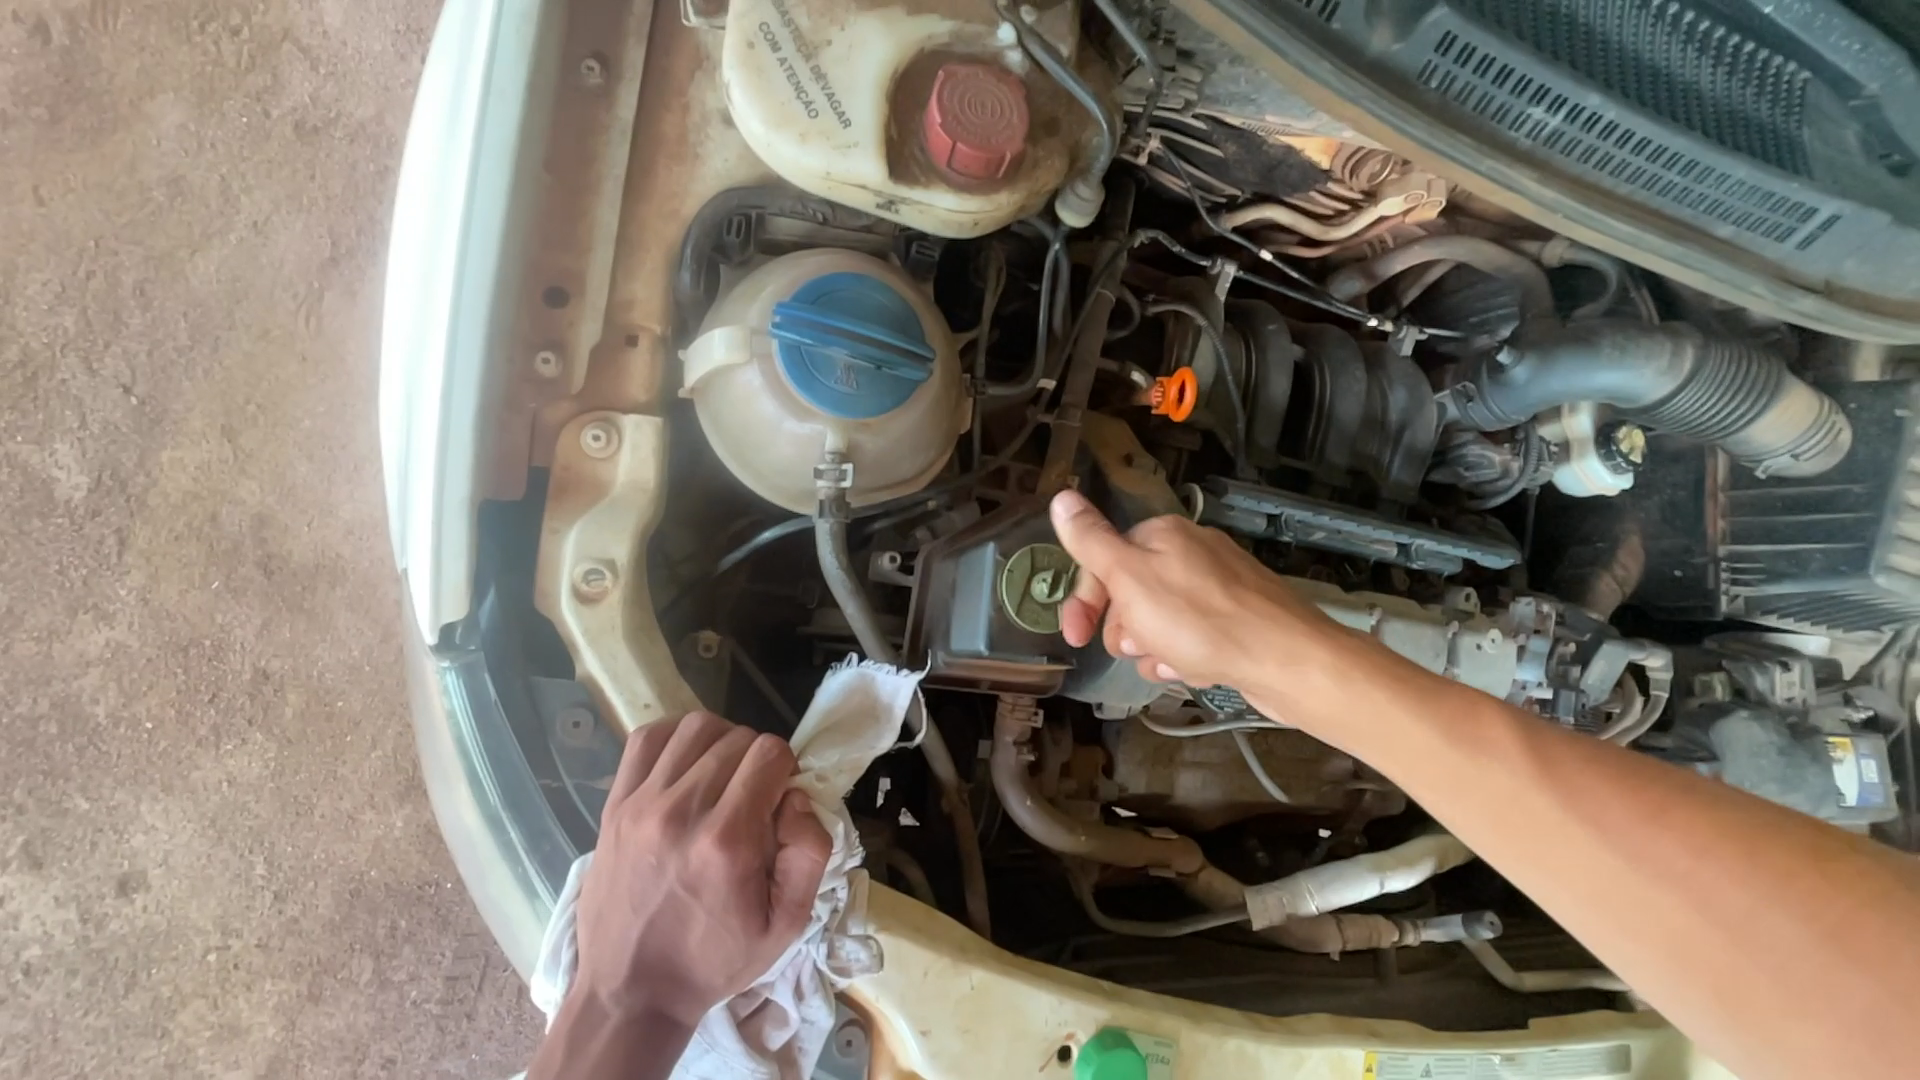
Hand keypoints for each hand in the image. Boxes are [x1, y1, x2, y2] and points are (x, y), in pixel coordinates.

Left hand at [573, 711, 830, 1027]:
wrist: (630, 993)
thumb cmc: (714, 960)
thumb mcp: (787, 924)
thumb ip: (810, 853)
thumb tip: (798, 797)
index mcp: (727, 841)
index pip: (770, 753)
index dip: (786, 768)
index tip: (780, 799)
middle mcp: (681, 812)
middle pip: (738, 737)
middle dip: (758, 758)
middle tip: (755, 794)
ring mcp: (641, 805)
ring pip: (696, 727)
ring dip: (722, 741)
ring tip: (724, 774)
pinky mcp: (614, 806)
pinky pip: (647, 739)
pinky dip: (675, 737)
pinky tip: (688, 763)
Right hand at [1050, 488, 1341, 692]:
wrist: (1288, 661)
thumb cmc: (1200, 621)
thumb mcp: (1131, 578)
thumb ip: (1092, 540)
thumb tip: (1060, 497)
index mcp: (1161, 535)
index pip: (1102, 562)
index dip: (1085, 602)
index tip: (1074, 638)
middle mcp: (1190, 551)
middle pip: (1130, 593)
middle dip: (1126, 628)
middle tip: (1138, 648)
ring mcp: (1218, 585)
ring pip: (1158, 620)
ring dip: (1153, 647)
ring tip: (1172, 662)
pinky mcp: (1238, 617)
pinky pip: (1191, 636)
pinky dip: (1184, 654)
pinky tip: (1194, 669)